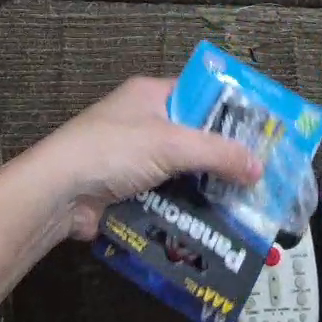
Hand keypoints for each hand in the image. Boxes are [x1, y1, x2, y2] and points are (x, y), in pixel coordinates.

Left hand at [22, 77, 262, 240]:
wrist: (58, 193)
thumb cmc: (112, 150)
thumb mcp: (170, 143)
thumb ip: (217, 153)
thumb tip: (259, 166)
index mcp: (151, 94)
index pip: (201, 95)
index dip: (231, 111)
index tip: (264, 132)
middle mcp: (144, 121)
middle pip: (195, 137)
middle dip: (224, 158)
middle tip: (263, 178)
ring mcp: (135, 158)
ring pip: (183, 172)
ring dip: (207, 189)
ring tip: (247, 208)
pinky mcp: (129, 190)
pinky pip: (168, 197)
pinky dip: (187, 209)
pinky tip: (215, 226)